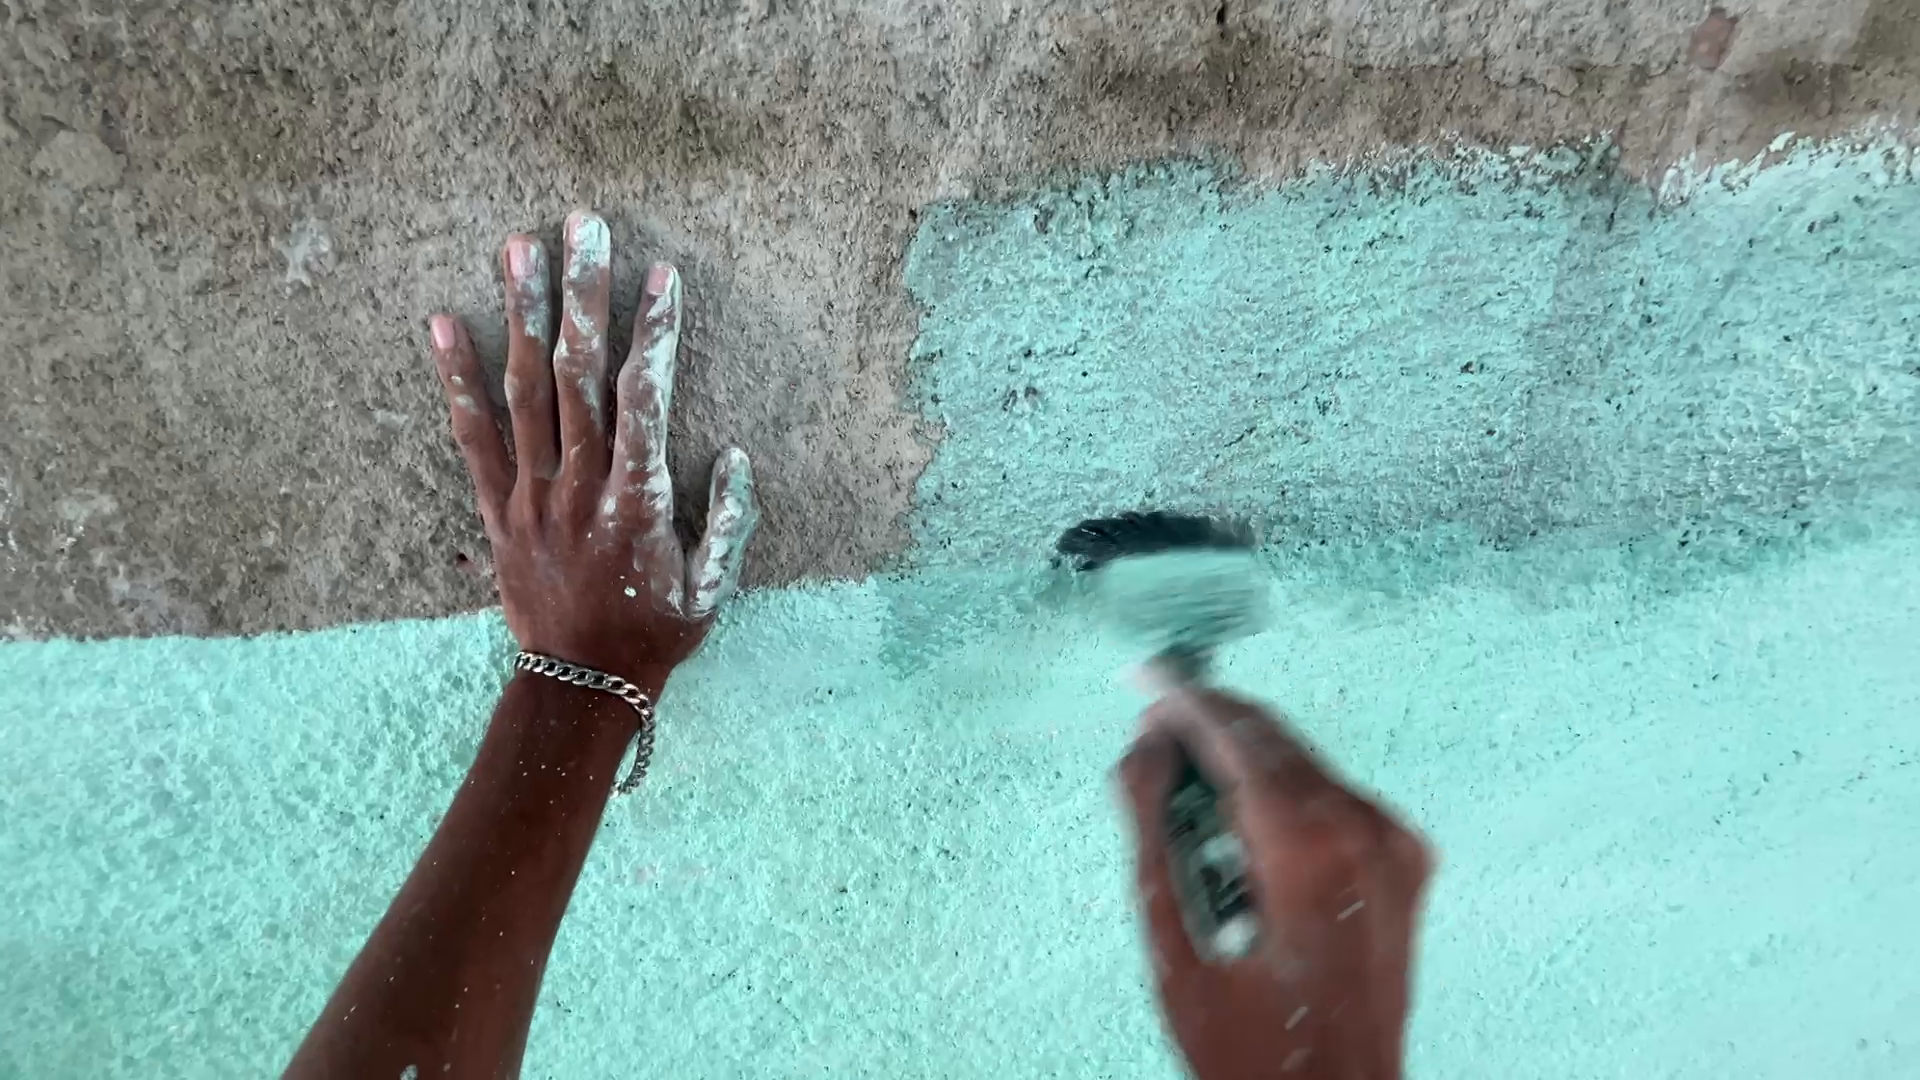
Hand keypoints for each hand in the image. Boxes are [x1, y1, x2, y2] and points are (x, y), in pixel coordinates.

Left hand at [426, 211, 758, 698]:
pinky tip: (442, 322)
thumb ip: (731, 521)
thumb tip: (736, 455)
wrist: (583, 683)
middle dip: (584, 295)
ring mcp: (532, 496)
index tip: (662, 278)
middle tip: (584, 226)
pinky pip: (472, 439)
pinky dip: (454, 379)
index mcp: (638, 505)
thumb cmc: (658, 633)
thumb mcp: (717, 588)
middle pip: (579, 375)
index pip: (646, 402)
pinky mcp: (498, 511)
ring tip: (520, 246)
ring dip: (523, 314)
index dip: (655, 336)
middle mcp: (580, 488)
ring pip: (525, 392)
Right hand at [1118, 687, 1431, 1079]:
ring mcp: (1390, 841)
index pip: (1233, 728)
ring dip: (1231, 755)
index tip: (1146, 684)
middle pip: (1264, 731)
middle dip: (1201, 724)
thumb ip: (1149, 826)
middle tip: (1149, 741)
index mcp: (1307, 842)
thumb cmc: (1255, 1045)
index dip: (1180, 700)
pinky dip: (1266, 784)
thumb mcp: (1172, 935)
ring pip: (1290, 753)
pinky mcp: (1399, 855)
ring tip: (1181, 791)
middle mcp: (1362, 827)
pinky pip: (1317, 785)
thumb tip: (1145, 750)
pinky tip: (1231, 821)